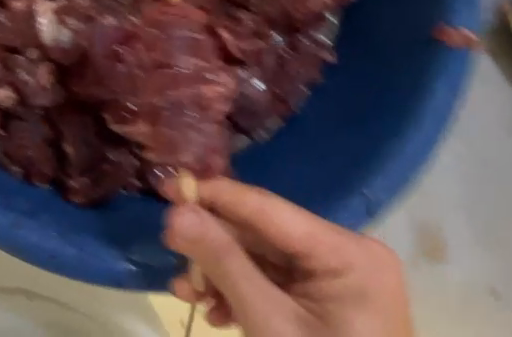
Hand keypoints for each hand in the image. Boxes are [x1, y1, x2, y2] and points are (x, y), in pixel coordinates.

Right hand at [164, 179, 412, 336]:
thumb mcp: (270, 324)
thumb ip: (222, 262)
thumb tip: (175, 212)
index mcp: (347, 252)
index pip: (264, 207)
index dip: (210, 194)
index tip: (164, 188)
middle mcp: (346, 253)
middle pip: (260, 234)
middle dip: (213, 246)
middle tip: (168, 247)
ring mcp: (338, 279)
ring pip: (261, 258)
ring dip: (220, 273)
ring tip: (185, 293)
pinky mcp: (327, 302)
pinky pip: (273, 281)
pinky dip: (241, 292)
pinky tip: (213, 311)